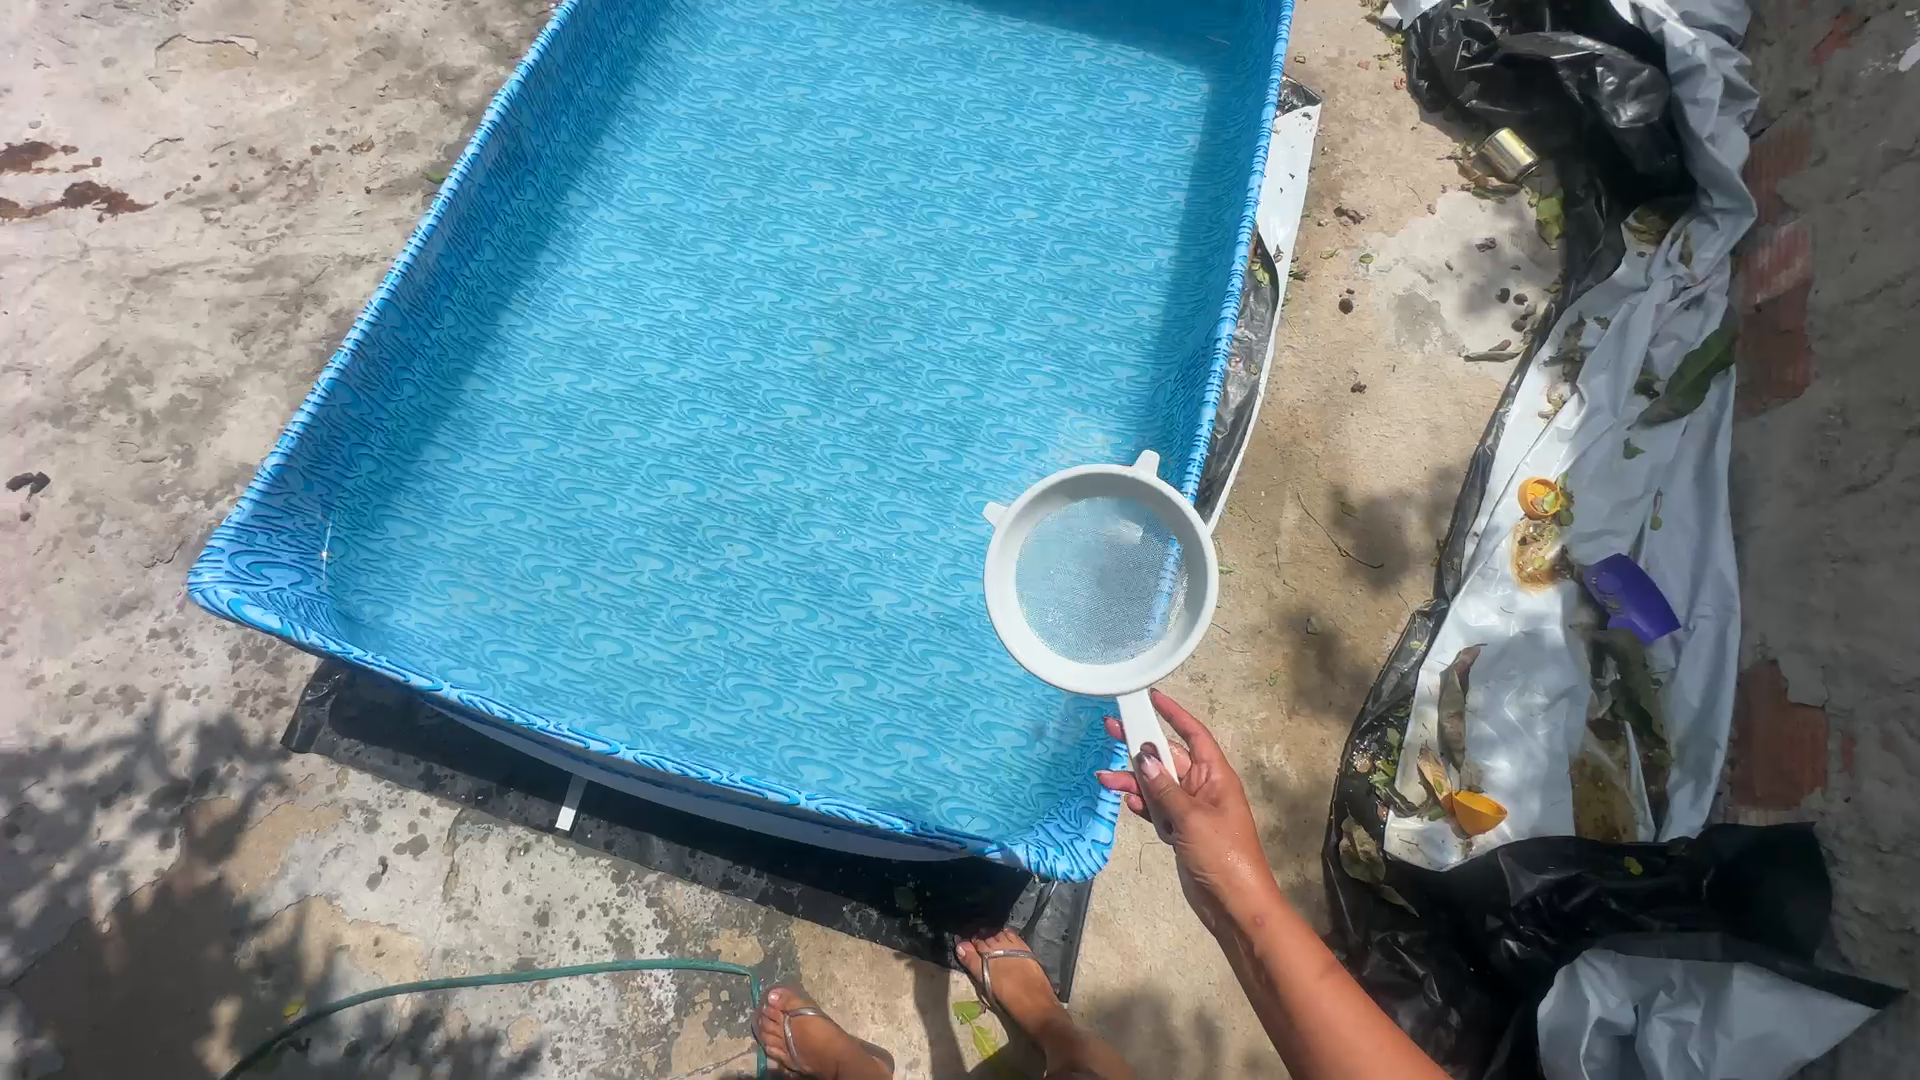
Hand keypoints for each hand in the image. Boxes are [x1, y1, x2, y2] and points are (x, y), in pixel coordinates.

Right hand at [1096, 690, 1279, 933]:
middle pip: (1168, 758)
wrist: (1235, 906)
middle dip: (1140, 747)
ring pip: (1157, 784)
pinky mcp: (1180, 830)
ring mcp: (1191, 809)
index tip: (1152, 697)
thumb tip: (1143, 757)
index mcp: (1216, 776)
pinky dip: (1143, 805)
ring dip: (1134, 781)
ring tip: (1105, 779)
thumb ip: (1164, 786)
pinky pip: (1157, 808)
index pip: (1194, 734)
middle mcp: (1203, 787)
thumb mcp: (1192, 817)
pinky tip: (1129, 803)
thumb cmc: (1223, 855)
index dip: (1174, 714)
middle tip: (1110, 728)